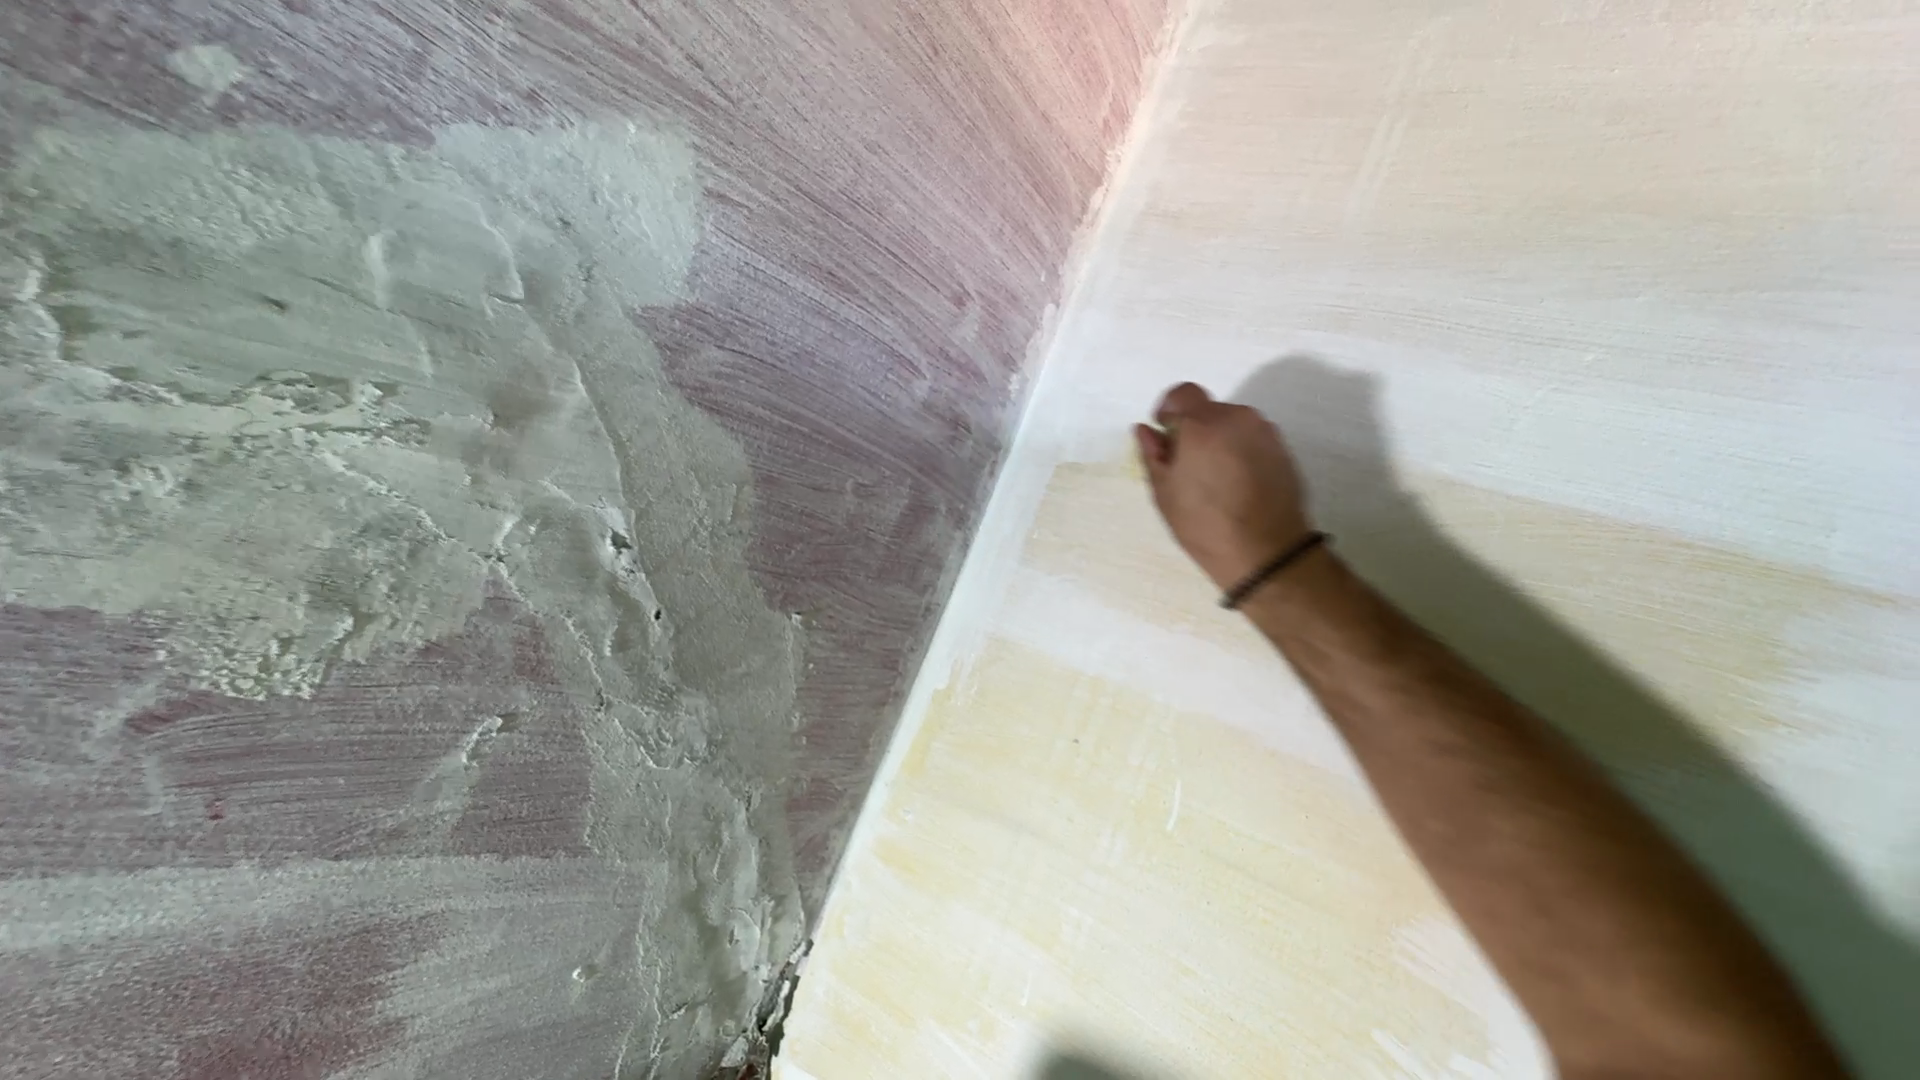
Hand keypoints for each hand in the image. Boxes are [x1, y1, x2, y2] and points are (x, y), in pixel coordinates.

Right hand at [1134, 382, 1314, 590]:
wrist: (1266, 552)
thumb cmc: (1204, 525)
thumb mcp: (1165, 493)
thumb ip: (1153, 454)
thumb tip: (1145, 430)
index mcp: (1203, 425)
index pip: (1183, 393)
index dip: (1169, 409)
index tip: (1166, 434)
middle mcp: (1237, 418)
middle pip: (1209, 409)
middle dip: (1195, 429)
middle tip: (1188, 465)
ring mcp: (1265, 432)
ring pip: (1232, 424)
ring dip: (1219, 440)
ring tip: (1215, 479)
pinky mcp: (1283, 450)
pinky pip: (1252, 439)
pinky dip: (1240, 452)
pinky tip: (1237, 485)